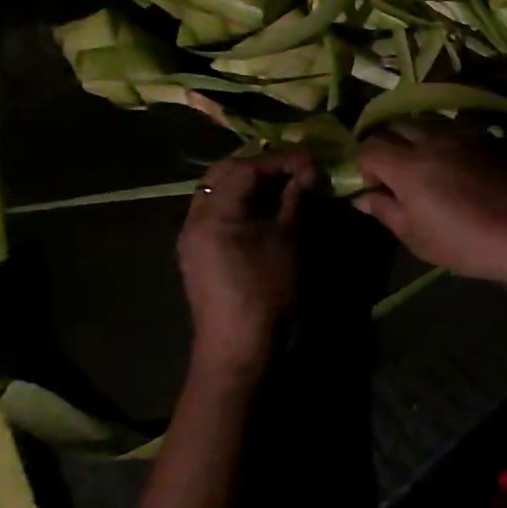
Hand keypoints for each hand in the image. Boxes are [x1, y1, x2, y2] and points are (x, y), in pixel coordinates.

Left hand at [176, 151, 314, 374]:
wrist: (240, 348)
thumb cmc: (267, 292)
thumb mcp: (288, 241)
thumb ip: (296, 199)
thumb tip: (311, 170)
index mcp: (213, 214)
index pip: (246, 168)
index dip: (281, 159)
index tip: (313, 160)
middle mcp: (194, 219)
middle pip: (223, 174)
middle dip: (261, 164)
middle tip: (296, 166)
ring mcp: (193, 237)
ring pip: (218, 191)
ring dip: (251, 181)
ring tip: (285, 182)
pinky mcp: (200, 252)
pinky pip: (218, 210)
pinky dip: (243, 200)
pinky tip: (268, 206)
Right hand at [352, 124, 506, 277]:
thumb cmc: (460, 241)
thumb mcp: (414, 235)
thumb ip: (385, 210)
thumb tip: (364, 197)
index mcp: (408, 165)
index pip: (370, 147)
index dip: (364, 164)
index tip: (373, 184)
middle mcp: (432, 141)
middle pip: (397, 127)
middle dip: (388, 145)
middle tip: (394, 172)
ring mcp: (461, 136)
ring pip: (428, 127)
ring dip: (418, 142)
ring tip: (426, 169)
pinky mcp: (485, 139)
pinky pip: (455, 133)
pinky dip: (445, 145)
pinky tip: (455, 168)